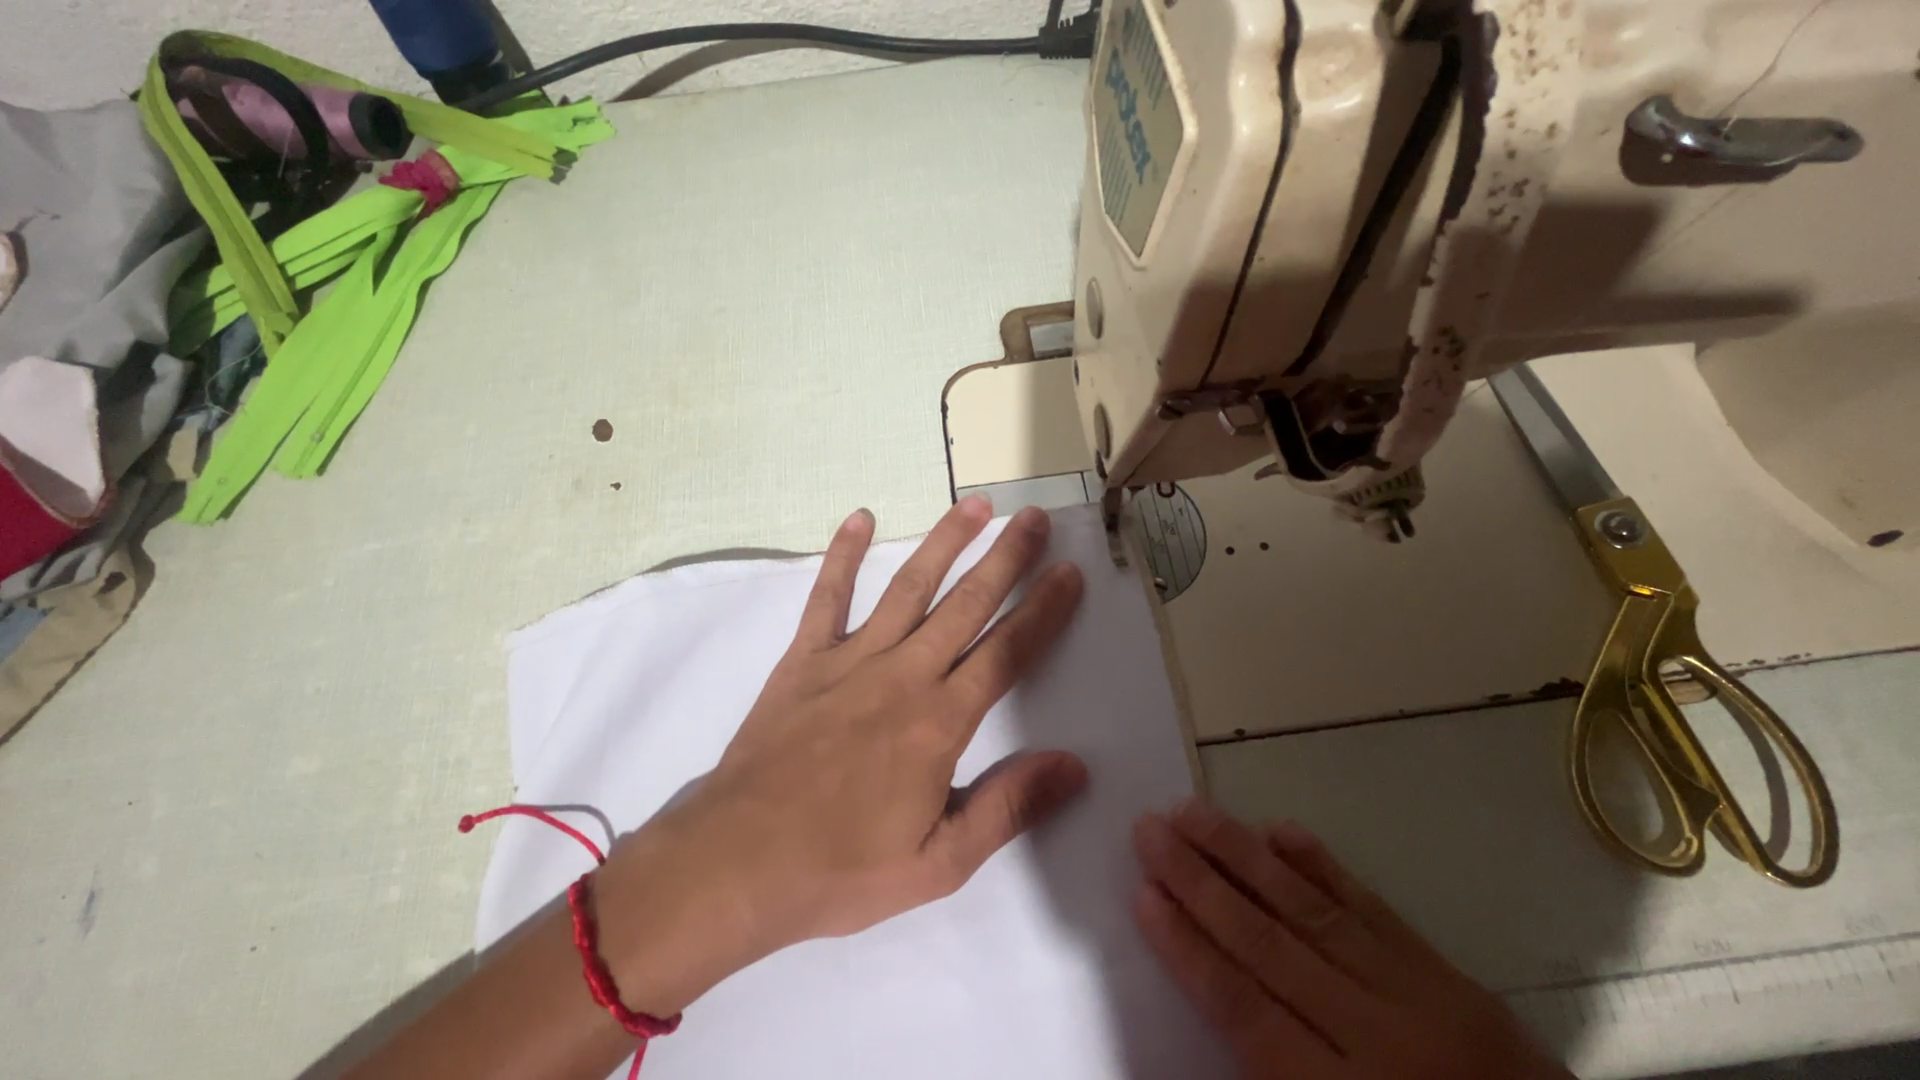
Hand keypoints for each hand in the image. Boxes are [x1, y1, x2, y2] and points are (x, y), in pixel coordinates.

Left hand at [599, 496, 1089, 1011]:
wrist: (738, 862)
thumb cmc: (844, 869)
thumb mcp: (940, 862)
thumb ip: (1009, 807)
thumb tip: (1075, 765)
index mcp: (940, 723)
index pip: (1007, 653)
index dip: (1043, 611)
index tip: (1070, 571)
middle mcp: (902, 676)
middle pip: (966, 605)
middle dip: (1007, 558)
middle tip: (1036, 517)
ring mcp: (849, 661)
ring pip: (908, 588)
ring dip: (944, 542)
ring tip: (975, 505)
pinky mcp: (803, 661)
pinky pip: (827, 598)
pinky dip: (843, 556)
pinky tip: (859, 518)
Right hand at [1134, 802, 1573, 1079]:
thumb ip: (1269, 1071)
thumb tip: (1209, 991)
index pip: (1243, 1005)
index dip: (1187, 947)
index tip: (1142, 893)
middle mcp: (1373, 1034)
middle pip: (1268, 942)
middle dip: (1200, 881)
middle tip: (1150, 828)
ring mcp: (1415, 995)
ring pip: (1312, 911)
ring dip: (1245, 856)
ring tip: (1194, 812)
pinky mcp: (1445, 972)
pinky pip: (1373, 909)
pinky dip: (1323, 867)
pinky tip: (1281, 829)